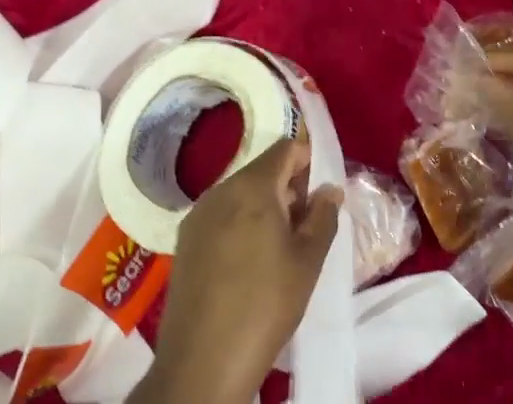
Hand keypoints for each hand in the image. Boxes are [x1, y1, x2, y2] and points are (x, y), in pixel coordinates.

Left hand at [132, 140, 341, 403]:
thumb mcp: (308, 260)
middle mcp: (219, 191)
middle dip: (287, 188)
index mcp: (252, 187)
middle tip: (307, 225)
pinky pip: (221, 217)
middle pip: (261, 171)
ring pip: (239, 194)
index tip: (321, 190)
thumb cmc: (266, 304)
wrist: (202, 363)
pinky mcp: (184, 243)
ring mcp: (196, 217)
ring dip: (264, 207)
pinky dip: (240, 224)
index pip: (285, 148)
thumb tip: (328, 189)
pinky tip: (251, 262)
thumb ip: (323, 216)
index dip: (308, 160)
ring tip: (281, 247)